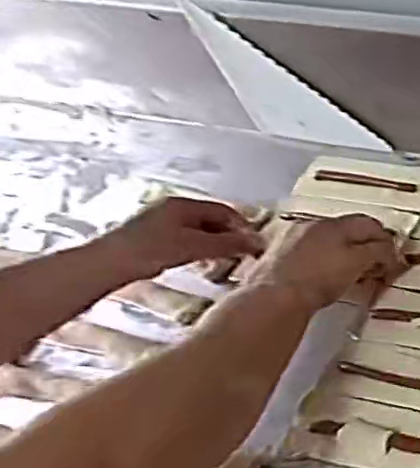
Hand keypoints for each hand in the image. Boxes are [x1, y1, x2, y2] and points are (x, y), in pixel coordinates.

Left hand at [99, 196, 263, 276]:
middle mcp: (173, 209)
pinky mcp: (157, 235)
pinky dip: (204, 248)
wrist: (111, 262)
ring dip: (219, 244)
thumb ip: (233, 243)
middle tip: (244, 254)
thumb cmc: (155, 248)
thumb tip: (260, 242)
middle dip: (232, 236)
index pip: (226, 211)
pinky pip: (191, 238)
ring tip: (227, 259)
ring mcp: (163, 222)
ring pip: (204, 230)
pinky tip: (206, 261)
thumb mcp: (200, 246)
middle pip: (216, 220)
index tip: (255, 245)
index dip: (244, 227)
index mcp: (183, 205)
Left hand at [249, 215, 403, 310]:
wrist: (277, 296)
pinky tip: (331, 276)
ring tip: (355, 274)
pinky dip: (329, 260)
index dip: (387, 243)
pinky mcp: (282, 253)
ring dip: (349, 255)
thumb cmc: (320, 278)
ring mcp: (294, 238)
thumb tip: (390, 249)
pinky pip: (316, 251)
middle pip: (352, 231)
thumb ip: (380, 251)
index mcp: (333, 224)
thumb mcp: (361, 262)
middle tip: (376, 268)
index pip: (371, 224)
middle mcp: (312, 226)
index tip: (391, 260)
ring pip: (334, 241)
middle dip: (368, 248)